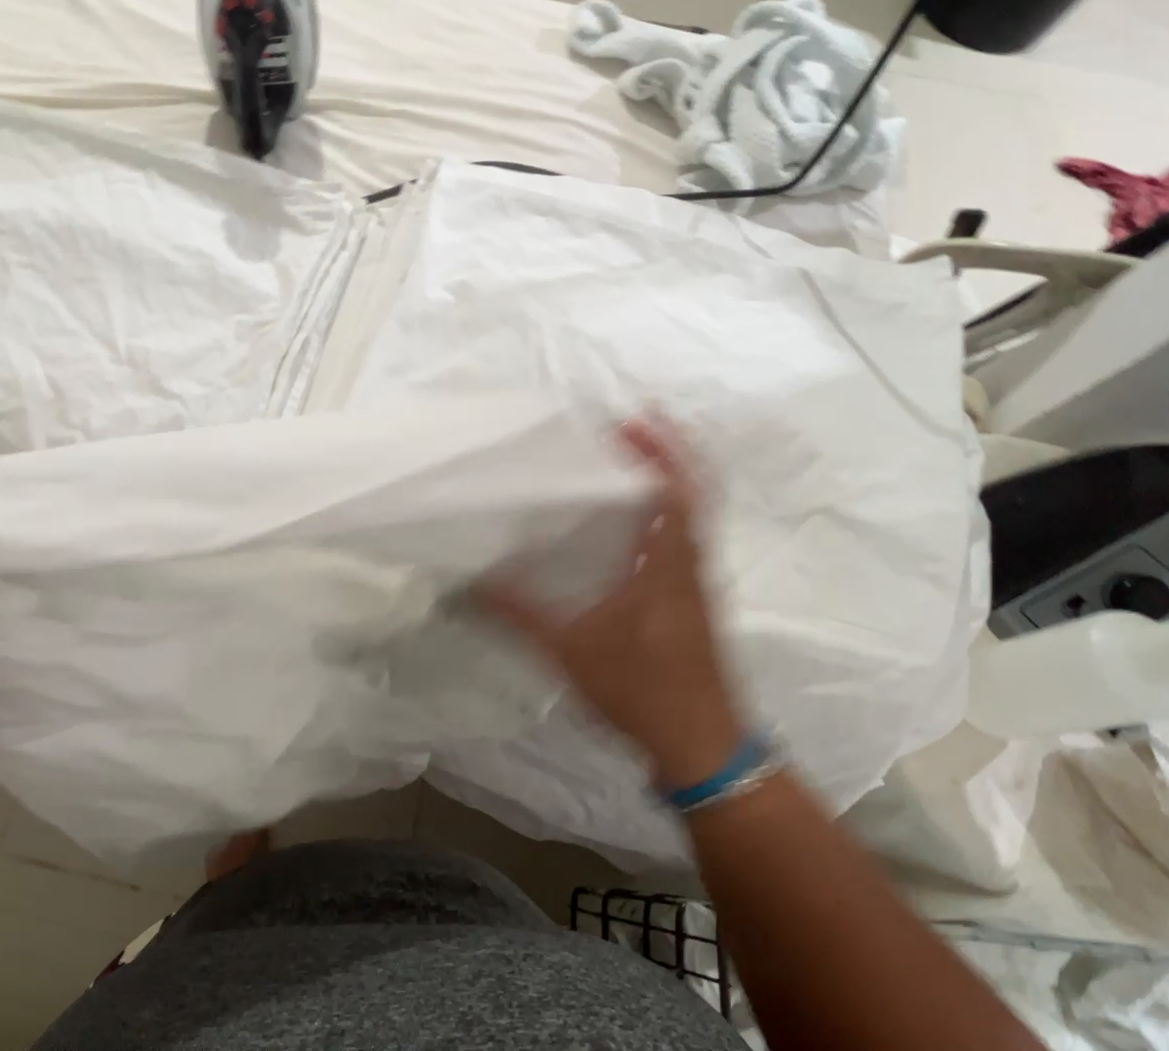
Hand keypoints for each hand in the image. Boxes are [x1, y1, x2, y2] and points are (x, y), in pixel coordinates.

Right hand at [475, 418, 744, 789]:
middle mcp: (692, 566)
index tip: (626, 422)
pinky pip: (688, 542)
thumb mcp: (568, 650)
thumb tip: (466, 585)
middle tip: (635, 424)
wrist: (703, 747)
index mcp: (667, 566)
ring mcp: (700, 587)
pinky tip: (636, 529)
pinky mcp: (698, 606)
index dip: (656, 450)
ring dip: (671, 482)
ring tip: (632, 464)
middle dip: (670, 452)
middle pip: (695, 492)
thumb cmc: (639, 690)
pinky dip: (669, 516)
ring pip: (695, 517)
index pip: (673, 490)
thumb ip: (517, 615)